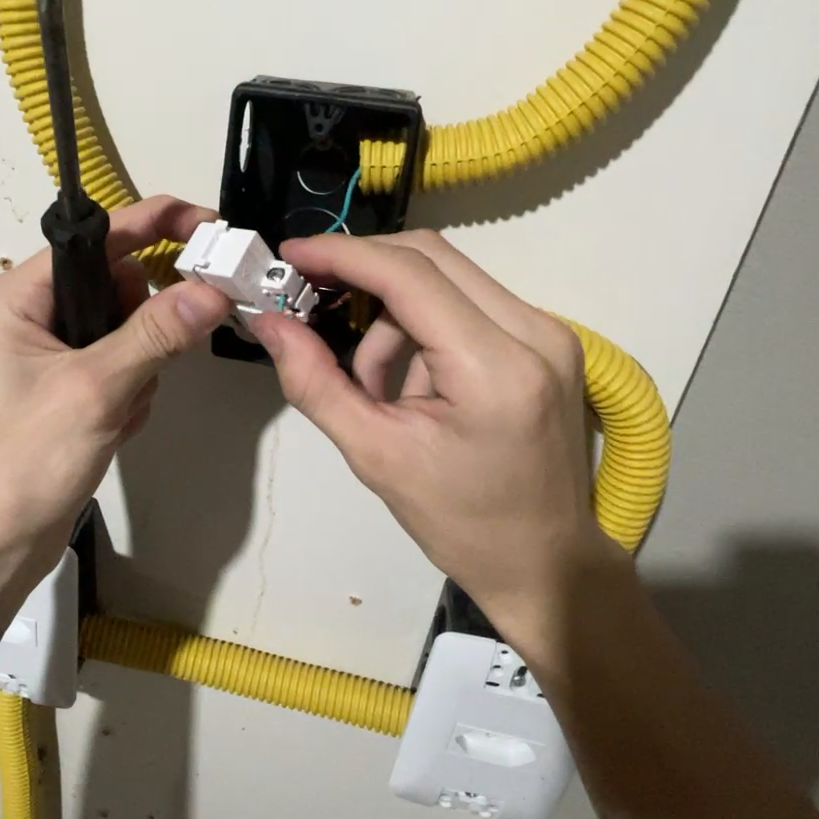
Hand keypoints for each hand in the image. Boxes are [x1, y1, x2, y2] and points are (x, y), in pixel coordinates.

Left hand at [0, 195, 229, 572]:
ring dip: (139, 367)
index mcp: (15, 297)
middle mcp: (26, 315)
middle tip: (148, 363)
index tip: (209, 225)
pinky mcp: (62, 385)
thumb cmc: (28, 460)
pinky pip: (117, 363)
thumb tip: (213, 289)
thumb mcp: (97, 388)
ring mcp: (44, 352)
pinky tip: (114, 426)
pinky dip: (130, 390)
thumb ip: (156, 333)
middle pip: (114, 283)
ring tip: (120, 409)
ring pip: (123, 327)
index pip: (93, 238)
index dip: (152, 225)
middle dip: (144, 323)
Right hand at [248, 230, 625, 664]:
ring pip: (448, 277)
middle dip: (362, 269)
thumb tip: (268, 322)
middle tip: (311, 294)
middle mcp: (535, 331)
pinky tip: (412, 385)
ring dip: (392, 313)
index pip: (409, 275)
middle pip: (431, 257)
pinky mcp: (548, 340)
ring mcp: (549, 331)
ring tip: (372, 385)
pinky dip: (423, 327)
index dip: (342, 255)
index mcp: (495, 367)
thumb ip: (315, 382)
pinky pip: (468, 303)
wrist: (545, 563)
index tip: (289, 256)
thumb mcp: (375, 455)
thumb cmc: (459, 522)